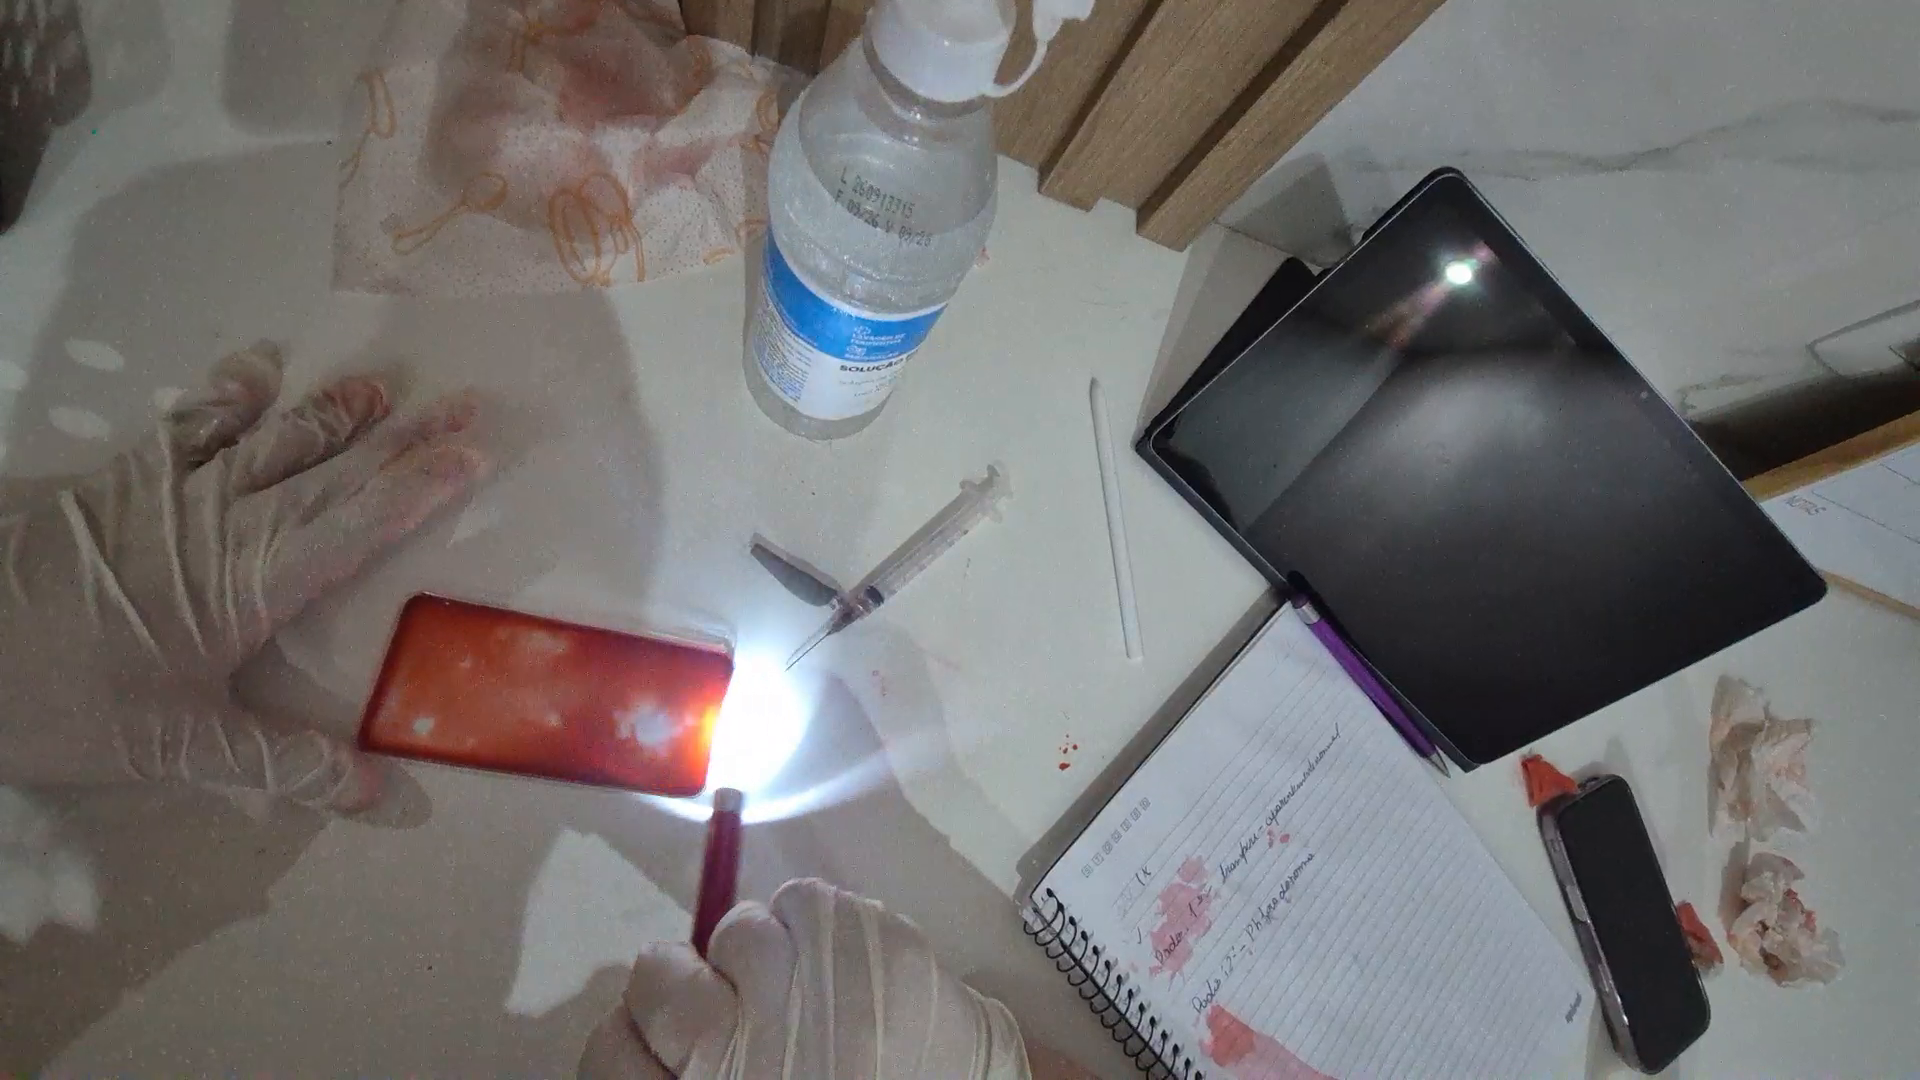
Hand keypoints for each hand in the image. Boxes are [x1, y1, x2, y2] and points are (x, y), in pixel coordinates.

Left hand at [0, 342, 489, 810]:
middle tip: (465, 405)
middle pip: (341, 471)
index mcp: (259, 579)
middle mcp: (233, 522)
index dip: (424, 487)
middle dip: (410, 437)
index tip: (473, 456)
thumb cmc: (51, 698)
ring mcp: (177, 492)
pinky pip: (191, 425)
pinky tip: (259, 367)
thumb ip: (282, 763)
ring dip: (338, 412)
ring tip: (386, 385)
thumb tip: (377, 795)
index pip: (365, 522)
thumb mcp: (172, 745)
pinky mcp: (124, 479)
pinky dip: (229, 394)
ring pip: (279, 440)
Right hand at [579, 878, 1031, 1078]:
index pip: (609, 1054)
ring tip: (794, 978)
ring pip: (734, 929)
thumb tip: (660, 1030)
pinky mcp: (858, 934)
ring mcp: (801, 980)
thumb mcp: (761, 1079)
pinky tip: (835, 955)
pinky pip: (798, 899)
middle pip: (655, 977)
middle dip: (676, 981)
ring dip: (754, 948)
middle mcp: (741, 1047)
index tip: (656, 1044)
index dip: (625, 1040)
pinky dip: (806, 920)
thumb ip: (696, 1068)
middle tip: (722, 1002)